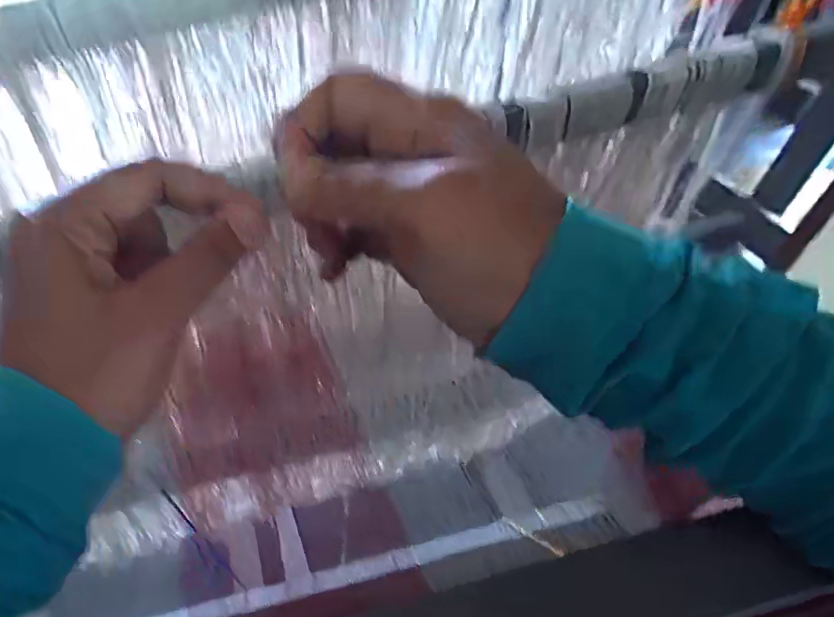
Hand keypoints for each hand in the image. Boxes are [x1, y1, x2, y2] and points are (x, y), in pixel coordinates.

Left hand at [0, 160, 267, 436]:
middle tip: (182, 302)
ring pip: (126, 252)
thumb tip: (253, 216)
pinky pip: (111, 280)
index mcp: (62, 224)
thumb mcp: (157, 316)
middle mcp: (48, 235)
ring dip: (156, 280)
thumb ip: (206, 259)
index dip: (207, 193)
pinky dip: (138, 297)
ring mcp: (49, 271)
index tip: (254, 221)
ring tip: (153, 330)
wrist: (45, 453)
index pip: (146, 180)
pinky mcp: (57, 304)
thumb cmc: (98, 380)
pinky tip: (141, 334)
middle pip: (135, 215)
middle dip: (172, 252)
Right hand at [279, 72, 568, 346]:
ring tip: (328, 259)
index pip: (339, 97)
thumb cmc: (487, 247)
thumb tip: (289, 176)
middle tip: (315, 232)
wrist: (544, 302)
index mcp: (417, 122)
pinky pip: (358, 227)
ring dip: (322, 220)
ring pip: (341, 191)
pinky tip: (336, 271)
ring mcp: (409, 196)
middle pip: (334, 145)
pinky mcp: (408, 236)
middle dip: (310, 184)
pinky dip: (340, 244)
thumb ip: (350, 186)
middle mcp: (409, 149)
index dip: (304, 132)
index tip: (291, 186)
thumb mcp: (418, 208)